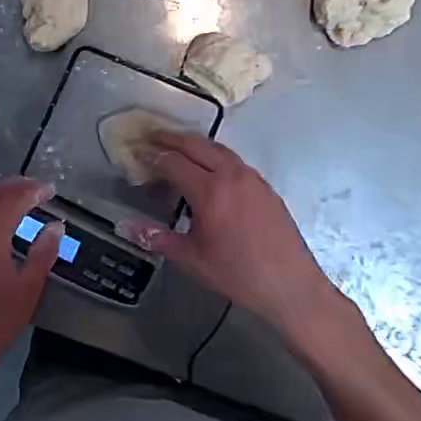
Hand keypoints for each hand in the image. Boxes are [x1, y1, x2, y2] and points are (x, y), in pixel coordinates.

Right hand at [122, 133, 341, 336]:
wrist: (290, 284)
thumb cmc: (239, 274)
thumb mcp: (193, 260)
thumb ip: (160, 239)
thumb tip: (129, 228)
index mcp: (210, 191)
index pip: (174, 163)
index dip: (153, 156)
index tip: (138, 153)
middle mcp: (232, 176)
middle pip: (197, 145)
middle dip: (172, 139)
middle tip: (153, 136)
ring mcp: (252, 178)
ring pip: (218, 149)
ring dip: (195, 145)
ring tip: (178, 149)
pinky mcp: (265, 186)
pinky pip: (234, 161)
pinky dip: (215, 157)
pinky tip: (210, 171)